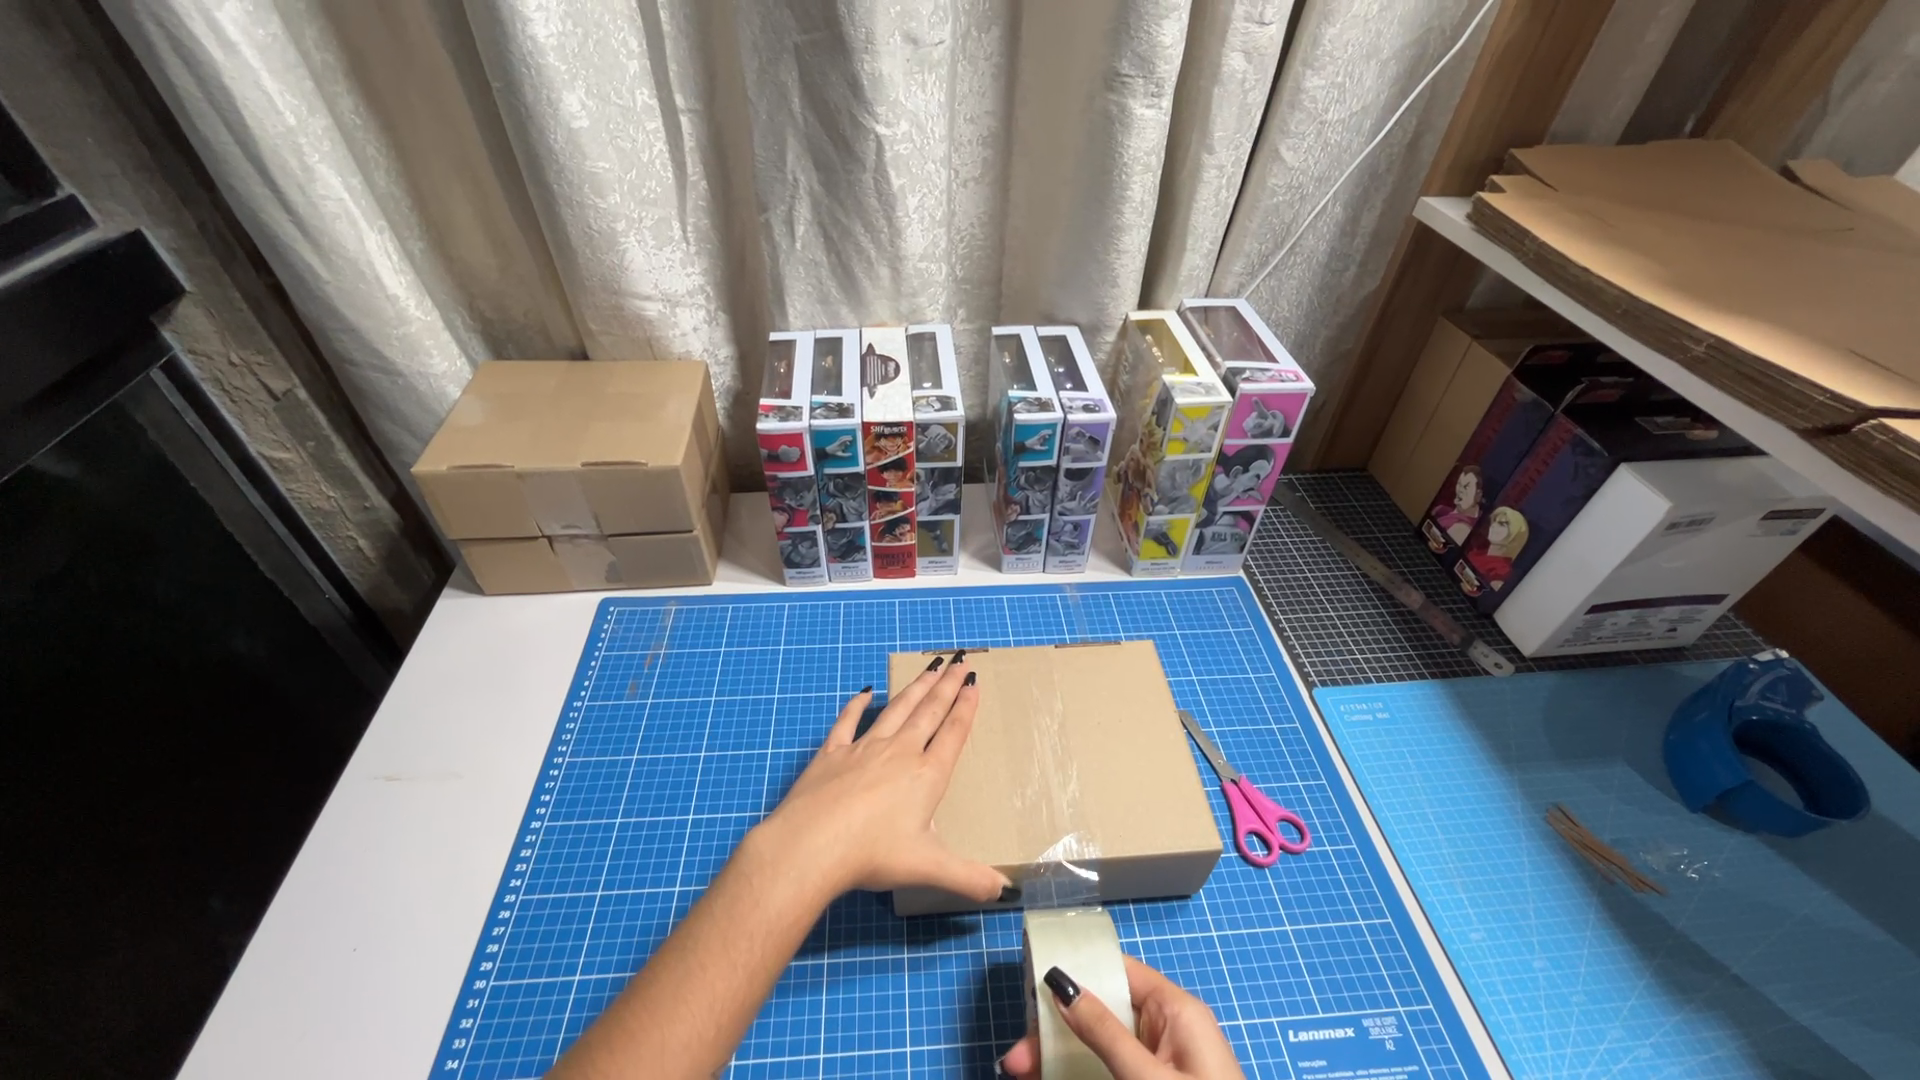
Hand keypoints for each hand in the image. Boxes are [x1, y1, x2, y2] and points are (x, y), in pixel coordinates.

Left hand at [752, 652, 1010, 902]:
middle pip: (929, 712)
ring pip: (897, 710)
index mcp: (926, 776)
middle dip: (946, 686)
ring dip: (915, 688)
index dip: (966, 708)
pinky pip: (848, 721)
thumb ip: (968, 878)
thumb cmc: (873, 855)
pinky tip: (866, 692)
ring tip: (930, 667)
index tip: (974, 683)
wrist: (811, 845)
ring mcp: (864, 748)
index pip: (952, 734)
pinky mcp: (832, 753)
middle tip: (959, 661)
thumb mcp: (928, 868)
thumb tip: (1004, 891)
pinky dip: (858, 705)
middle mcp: (899, 753)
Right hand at [999, 956, 1244, 1078]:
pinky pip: (1108, 1069)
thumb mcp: (1147, 1076)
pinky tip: (1047, 1077)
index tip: (1034, 981)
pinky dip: (1079, 1072)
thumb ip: (1105, 1032)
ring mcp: (1159, 1064)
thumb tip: (1062, 984)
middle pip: (1101, 1013)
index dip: (1078, 970)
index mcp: (1175, 1010)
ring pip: (1099, 1046)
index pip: (1119, 971)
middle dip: (1056, 1030)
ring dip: (1058, 1057)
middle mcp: (1167, 1030)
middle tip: (1016, 1055)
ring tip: (1019, 1070)